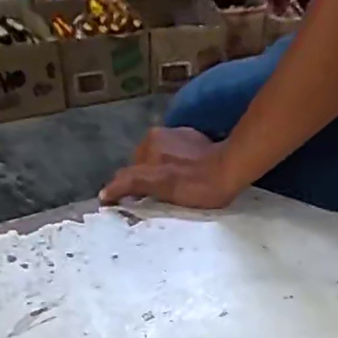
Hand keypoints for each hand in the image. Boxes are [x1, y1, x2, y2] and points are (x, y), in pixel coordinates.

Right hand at [99, 127, 246, 208]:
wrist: (233, 167)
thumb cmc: (199, 184)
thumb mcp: (161, 186)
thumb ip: (132, 183)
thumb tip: (104, 193)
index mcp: (149, 144)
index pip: (132, 171)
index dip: (128, 188)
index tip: (127, 202)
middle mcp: (159, 135)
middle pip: (144, 164)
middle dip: (145, 179)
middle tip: (156, 199)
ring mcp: (178, 135)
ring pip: (160, 158)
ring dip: (160, 172)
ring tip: (172, 190)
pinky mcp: (194, 138)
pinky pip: (177, 154)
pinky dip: (176, 166)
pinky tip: (188, 177)